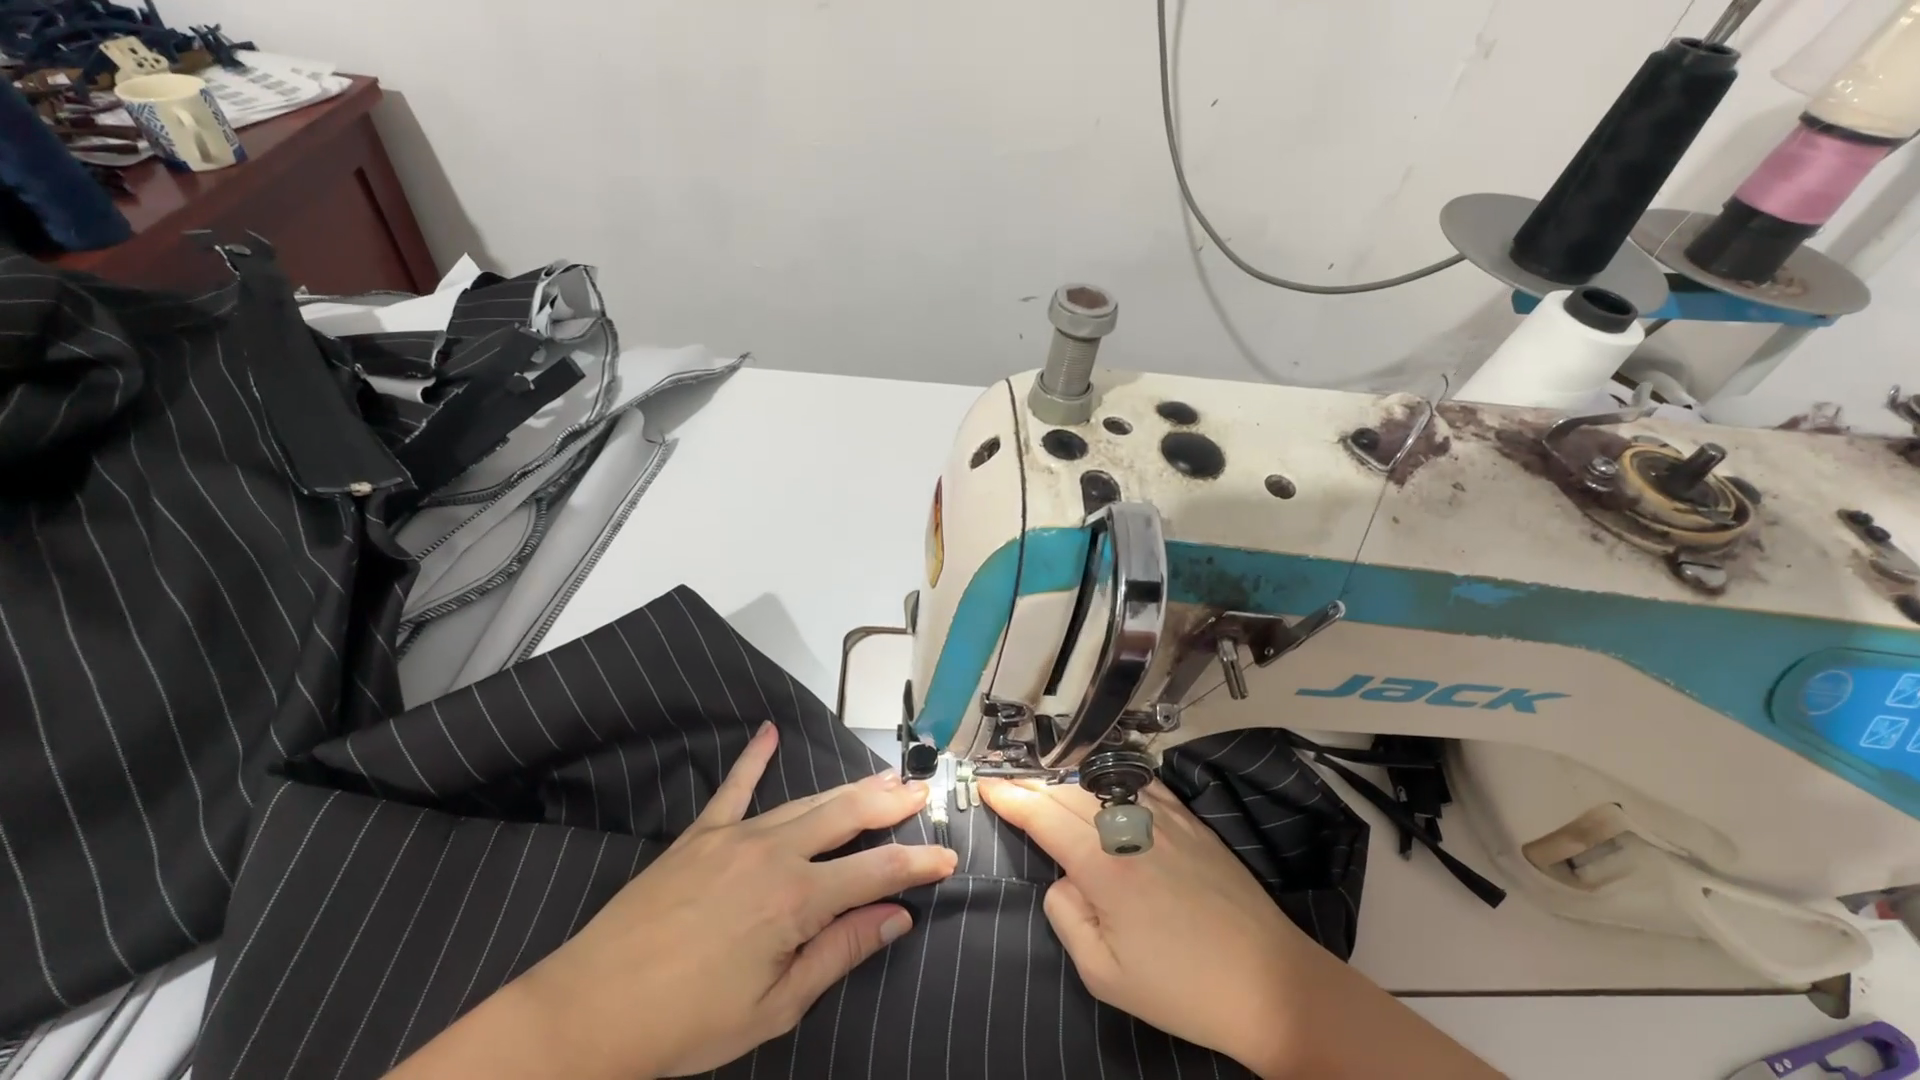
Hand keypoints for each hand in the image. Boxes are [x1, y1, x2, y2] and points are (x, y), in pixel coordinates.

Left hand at [397, 722, 957, 1079]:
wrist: (589, 1009)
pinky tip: (768, 732)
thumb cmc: (687, 1023)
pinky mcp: (698, 835)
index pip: (877, 871)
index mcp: (796, 901)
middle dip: (890, 803)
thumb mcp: (774, 1007)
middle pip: (847, 815)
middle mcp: (772, 855)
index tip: (947, 858)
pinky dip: (753, 759)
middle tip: (921, 792)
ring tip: (881, 776)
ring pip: (805, 801)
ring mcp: (732, 837)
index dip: (918, 863)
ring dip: (847, 788)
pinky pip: (733, 788)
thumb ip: (839, 953)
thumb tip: (896, 916)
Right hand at [977, 778, 1323, 1071]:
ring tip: (1045, 784)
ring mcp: (1168, 820)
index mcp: (1106, 865)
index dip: (1010, 797)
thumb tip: (1062, 877)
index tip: (986, 785)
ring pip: (1104, 781)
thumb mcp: (1102, 973)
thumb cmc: (1181, 988)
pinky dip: (1113, 777)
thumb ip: (1066, 914)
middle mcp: (1133, 827)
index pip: (1043, 815)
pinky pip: (1143, 784)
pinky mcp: (1194, 823)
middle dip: (1032, 785)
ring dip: (1067, 778)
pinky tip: (1104, 783)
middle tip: (1008, 786)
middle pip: (1069, 791)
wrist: (1269, 984)